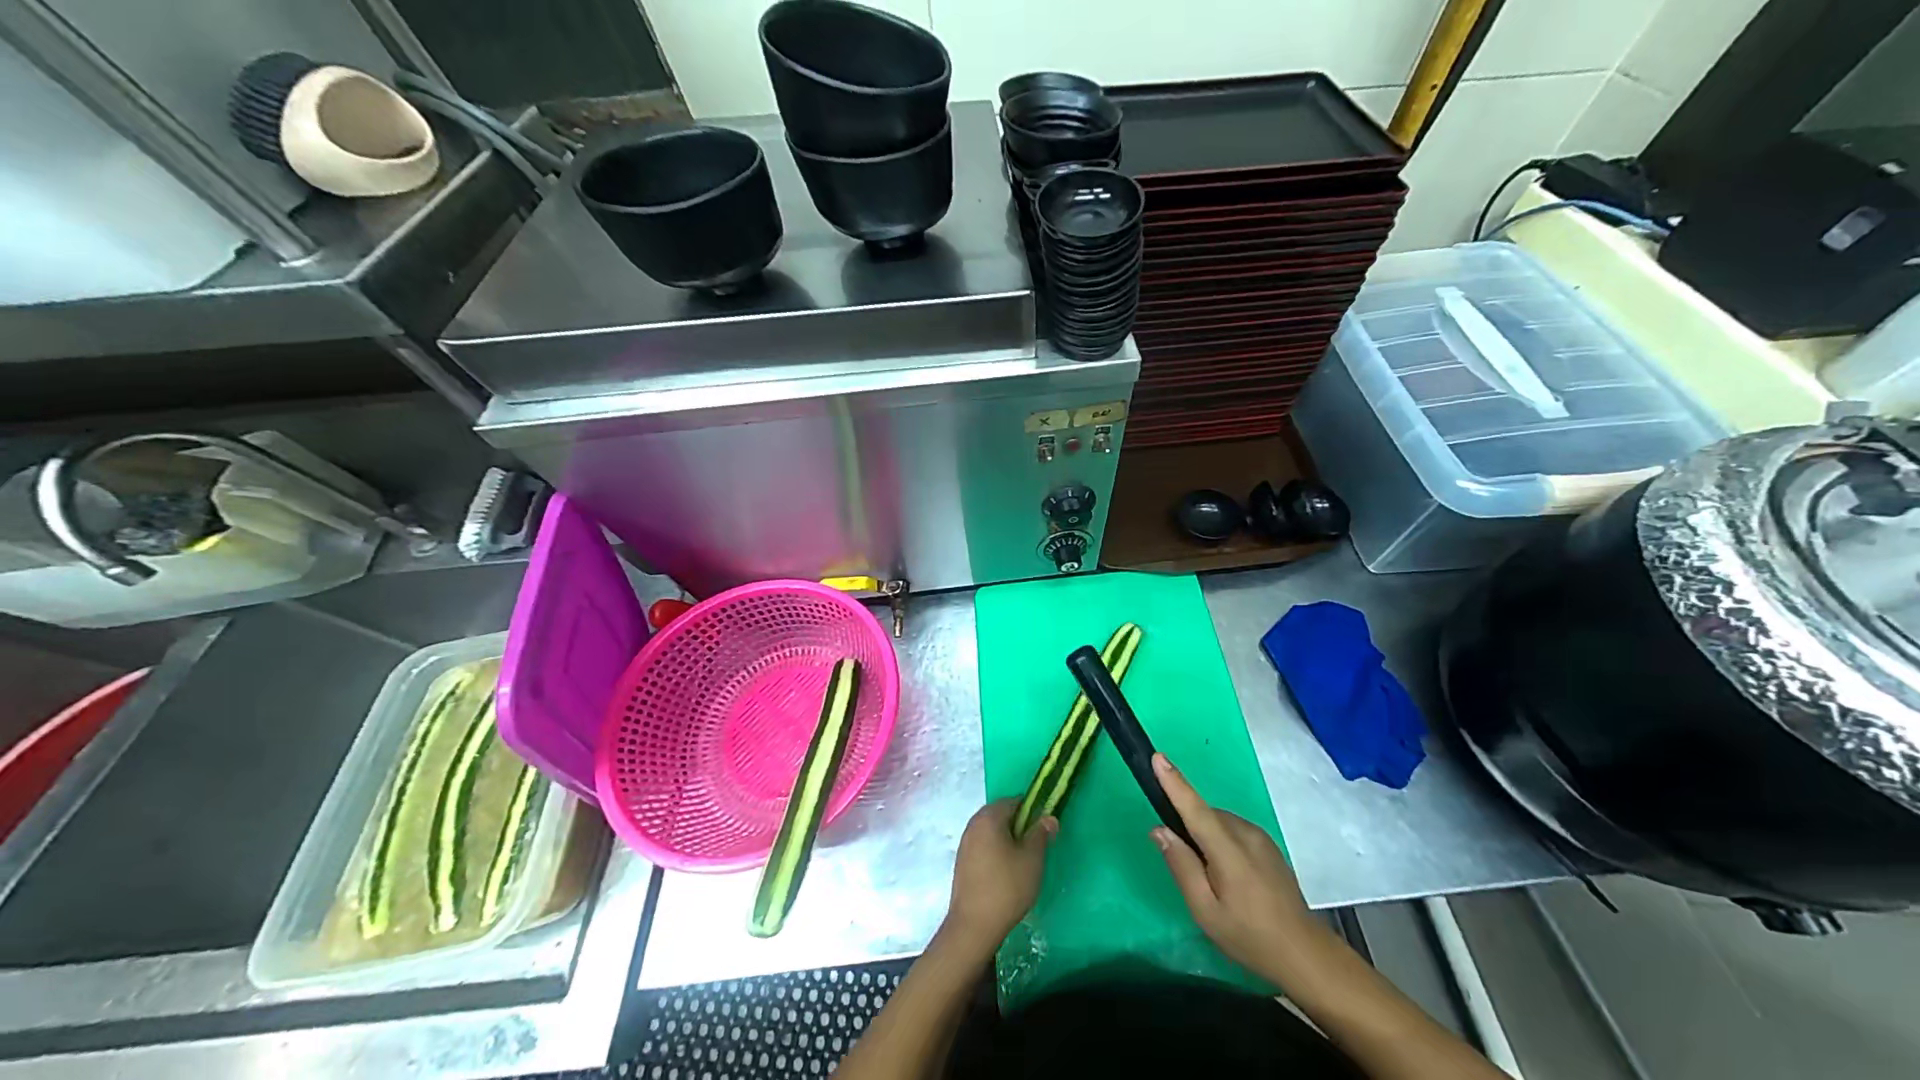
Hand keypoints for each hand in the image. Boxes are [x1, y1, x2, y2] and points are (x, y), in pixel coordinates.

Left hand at [942, 799, 1054, 951]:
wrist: (974, 925)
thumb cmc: (1007, 887)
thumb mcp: (1032, 859)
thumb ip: (1041, 834)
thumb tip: (1048, 817)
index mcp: (988, 817)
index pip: (1013, 801)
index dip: (1032, 811)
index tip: (1044, 830)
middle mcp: (972, 825)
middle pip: (1000, 815)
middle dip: (1019, 827)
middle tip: (1035, 848)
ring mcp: (964, 843)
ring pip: (991, 832)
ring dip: (1007, 841)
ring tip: (1022, 864)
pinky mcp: (961, 862)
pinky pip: (983, 847)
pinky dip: (995, 853)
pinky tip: (1005, 874)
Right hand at [1150, 753, 1329, 984]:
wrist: (1305, 954)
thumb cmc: (1249, 936)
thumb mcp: (1205, 911)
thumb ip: (1182, 866)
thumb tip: (1159, 830)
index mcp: (1229, 851)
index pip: (1195, 808)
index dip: (1175, 783)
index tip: (1158, 757)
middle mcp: (1246, 834)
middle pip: (1205, 815)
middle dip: (1187, 825)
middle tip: (1182, 863)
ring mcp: (1261, 838)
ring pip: (1219, 822)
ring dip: (1204, 835)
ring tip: (1208, 877)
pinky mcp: (1269, 845)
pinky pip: (1232, 830)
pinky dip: (1220, 840)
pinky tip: (1225, 874)